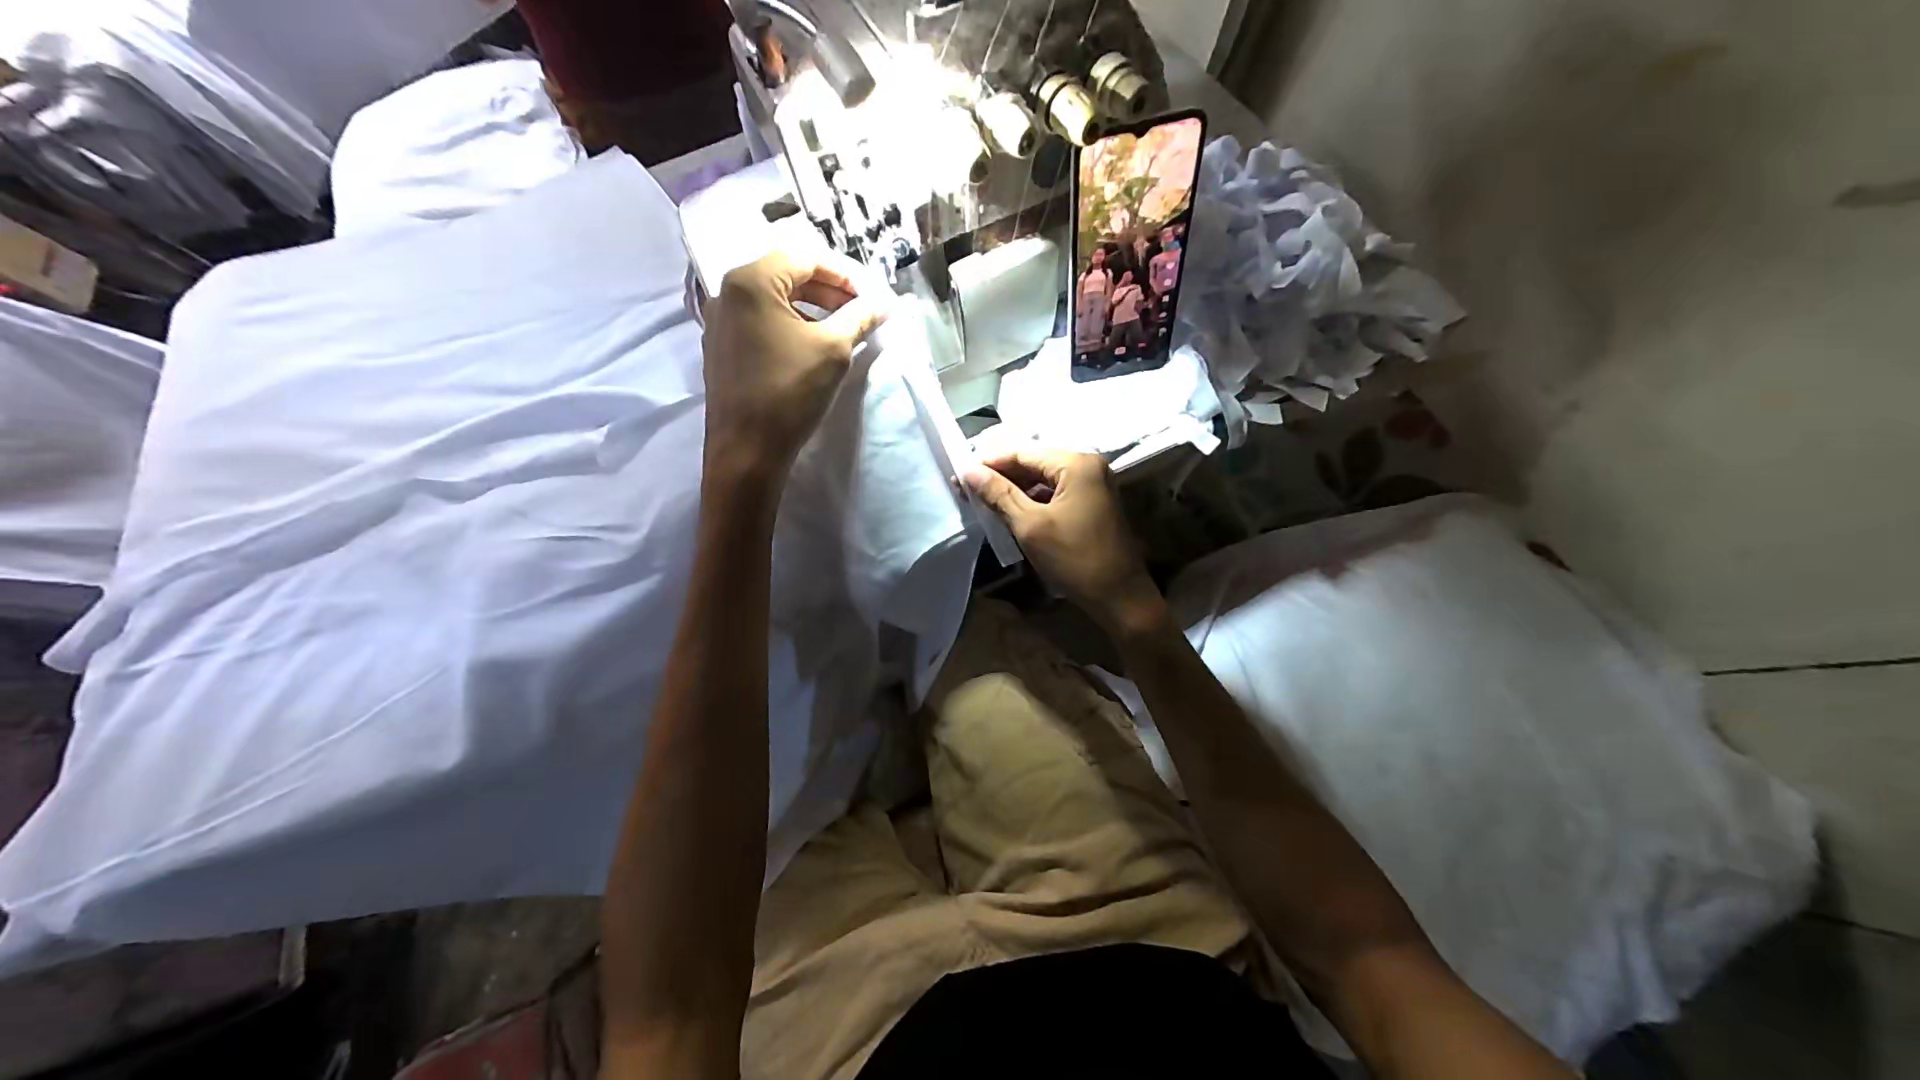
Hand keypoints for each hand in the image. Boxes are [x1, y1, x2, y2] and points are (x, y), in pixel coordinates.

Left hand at [701, 251, 887, 482]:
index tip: (869, 297)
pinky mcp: (719, 348)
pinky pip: (758, 321)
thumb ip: (860, 317)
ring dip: (809, 308)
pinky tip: (809, 348)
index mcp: (751, 280)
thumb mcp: (834, 349)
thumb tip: (883, 304)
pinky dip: (787, 325)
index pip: (804, 258)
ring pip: (772, 299)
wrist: (746, 451)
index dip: (843, 275)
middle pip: (785, 275)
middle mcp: (726, 291)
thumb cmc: (790, 392)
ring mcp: (718, 321)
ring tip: (839, 331)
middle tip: (859, 312)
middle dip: (827, 290)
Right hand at [964, 448, 1166, 633]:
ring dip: (1015, 490)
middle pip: (1034, 464)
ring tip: (983, 502)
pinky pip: (1056, 494)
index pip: (1023, 454)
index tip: (961, 476)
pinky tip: (1010, 511)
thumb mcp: (1030, 525)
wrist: (1119, 596)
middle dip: (1001, 477)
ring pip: (1044, 480)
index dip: (990, 463)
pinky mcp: (1093, 504)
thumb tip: (970, 471)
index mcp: (1076, 464)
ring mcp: (1094, 485)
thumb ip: (999, 494)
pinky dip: (1033, 501)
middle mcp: (1088, 466)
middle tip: (968, 490)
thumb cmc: (1074, 558)